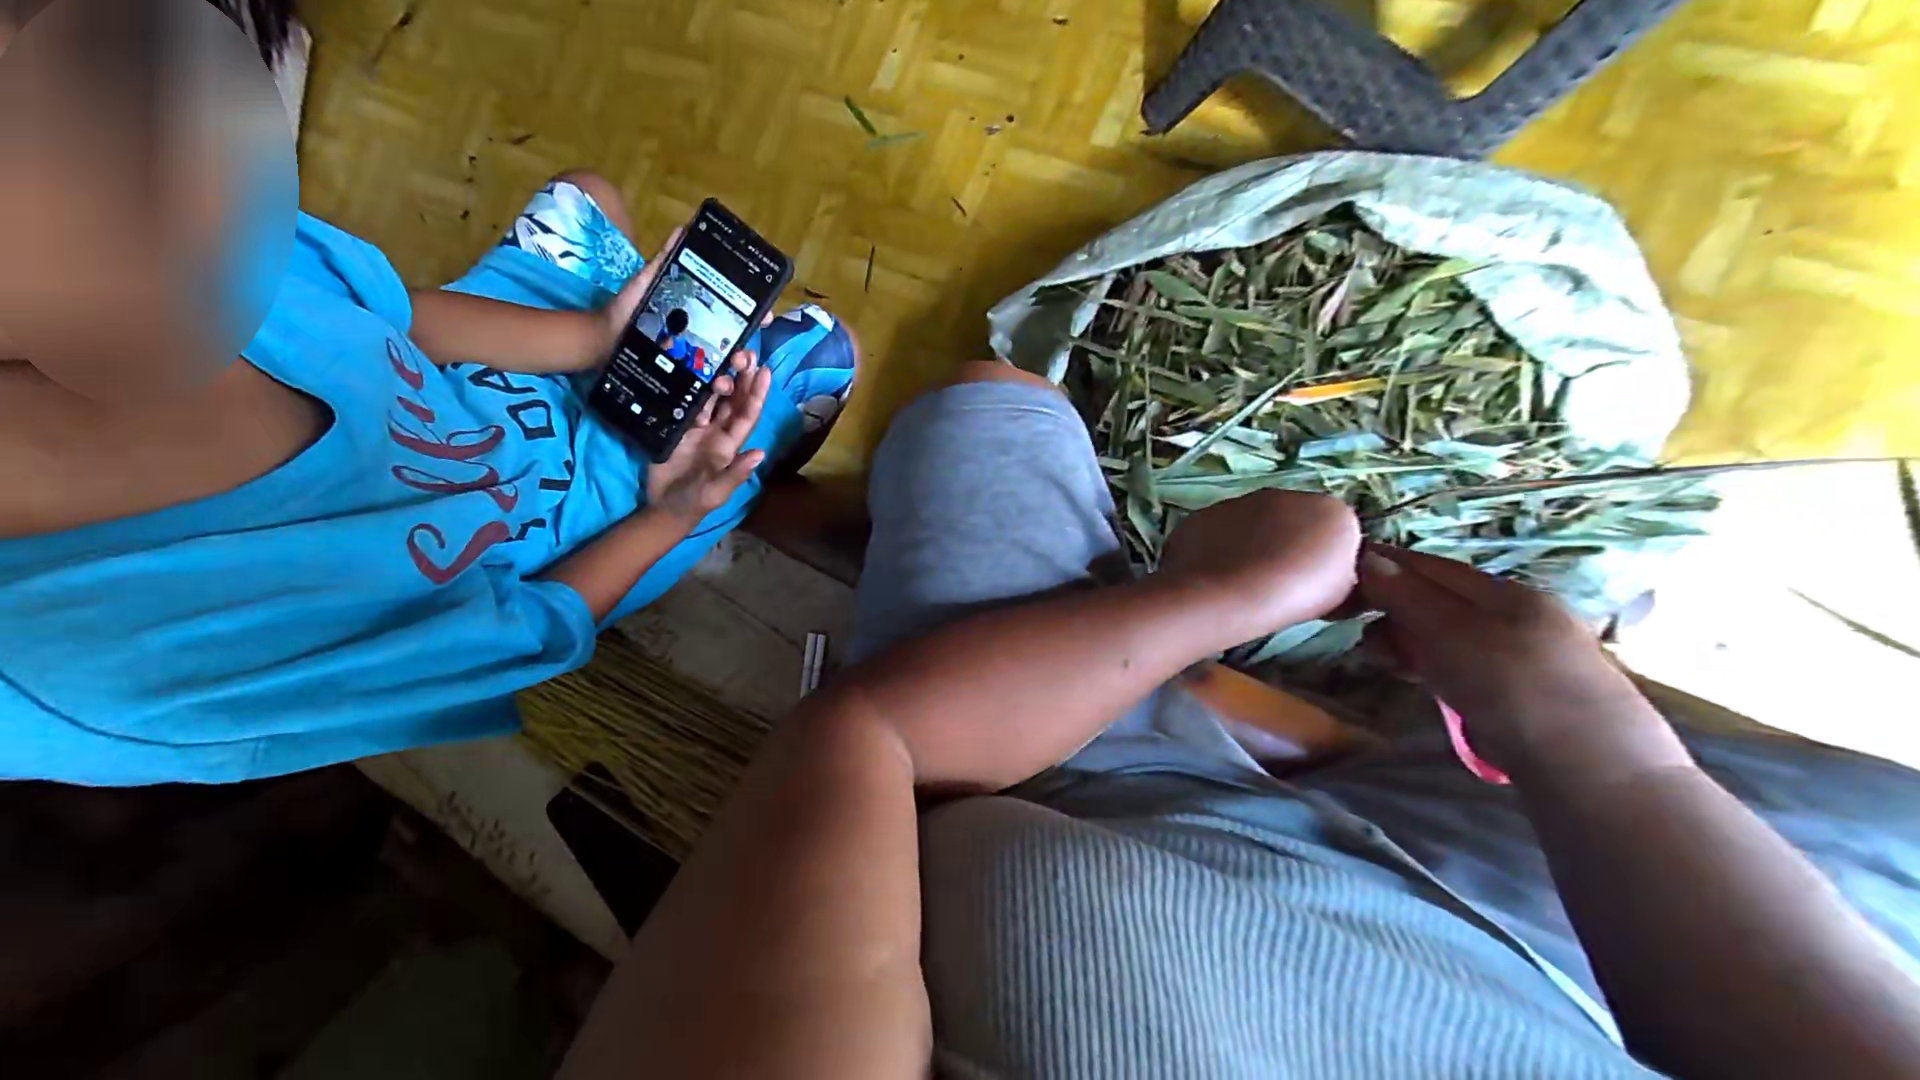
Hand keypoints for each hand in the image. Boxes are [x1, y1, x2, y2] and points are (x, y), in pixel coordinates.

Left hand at [593, 230, 776, 368]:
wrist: (603, 339)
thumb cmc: (627, 310)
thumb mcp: (648, 281)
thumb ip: (666, 260)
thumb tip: (683, 230)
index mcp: (701, 316)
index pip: (735, 317)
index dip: (754, 317)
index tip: (765, 317)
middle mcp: (703, 339)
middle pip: (735, 346)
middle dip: (746, 352)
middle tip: (744, 355)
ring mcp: (695, 360)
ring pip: (725, 367)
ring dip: (734, 370)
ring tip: (731, 372)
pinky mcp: (686, 378)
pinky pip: (707, 383)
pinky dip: (717, 386)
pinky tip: (719, 386)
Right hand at [645, 351, 771, 522]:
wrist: (664, 507)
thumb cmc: (696, 502)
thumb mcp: (717, 491)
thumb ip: (737, 474)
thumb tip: (760, 454)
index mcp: (730, 445)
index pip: (747, 415)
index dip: (756, 394)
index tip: (765, 372)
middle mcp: (717, 432)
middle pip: (733, 400)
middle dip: (742, 377)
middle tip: (746, 353)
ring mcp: (696, 428)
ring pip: (711, 397)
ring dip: (718, 377)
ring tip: (723, 356)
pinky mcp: (676, 426)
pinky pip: (686, 401)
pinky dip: (689, 386)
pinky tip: (691, 367)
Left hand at [1156, 490, 1361, 644]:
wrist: (1231, 592)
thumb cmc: (1298, 593)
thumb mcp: (1345, 593)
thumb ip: (1342, 573)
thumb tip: (1332, 574)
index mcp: (1331, 508)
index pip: (1336, 531)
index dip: (1326, 560)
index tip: (1315, 585)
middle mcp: (1284, 494)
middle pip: (1291, 521)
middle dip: (1287, 546)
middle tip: (1278, 582)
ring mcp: (1238, 501)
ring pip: (1250, 525)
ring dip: (1250, 545)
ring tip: (1242, 581)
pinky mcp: (1203, 514)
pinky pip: (1216, 533)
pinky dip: (1217, 549)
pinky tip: (1214, 574)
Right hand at [1356, 545, 1682, 775]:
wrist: (1589, 768)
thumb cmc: (1513, 686)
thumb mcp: (1452, 632)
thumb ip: (1409, 596)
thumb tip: (1369, 558)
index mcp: (1504, 592)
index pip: (1430, 566)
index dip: (1384, 564)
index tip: (1340, 574)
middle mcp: (1514, 615)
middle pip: (1435, 599)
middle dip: (1391, 609)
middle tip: (1359, 631)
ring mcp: (1517, 654)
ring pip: (1442, 633)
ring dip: (1405, 640)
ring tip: (1385, 663)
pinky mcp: (1514, 690)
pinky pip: (1456, 662)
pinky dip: (1428, 664)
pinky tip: (1415, 679)